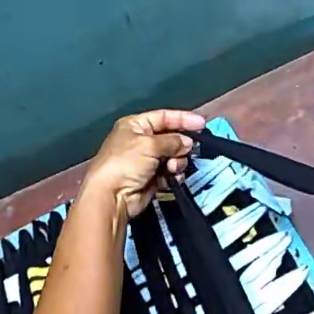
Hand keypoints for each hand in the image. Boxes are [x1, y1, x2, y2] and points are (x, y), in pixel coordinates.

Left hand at [80, 110, 207, 221]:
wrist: (112, 196)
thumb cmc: (126, 162)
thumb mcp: (149, 145)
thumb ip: (172, 141)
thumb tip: (188, 142)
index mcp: (135, 125)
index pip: (164, 117)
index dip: (183, 119)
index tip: (202, 124)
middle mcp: (141, 141)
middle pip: (170, 137)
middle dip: (181, 143)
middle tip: (187, 150)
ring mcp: (146, 160)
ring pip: (173, 155)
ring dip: (177, 161)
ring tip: (173, 167)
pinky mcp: (151, 178)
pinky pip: (170, 171)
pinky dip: (174, 173)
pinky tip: (173, 176)